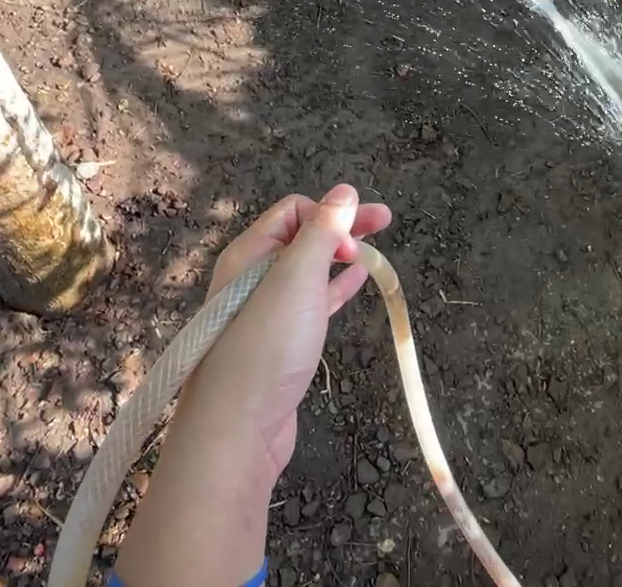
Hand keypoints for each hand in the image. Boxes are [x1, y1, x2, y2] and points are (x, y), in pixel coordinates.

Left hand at [175, 184, 391, 485]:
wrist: (236, 431)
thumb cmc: (267, 345)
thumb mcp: (297, 277)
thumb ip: (322, 231)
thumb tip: (345, 191)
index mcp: (250, 253)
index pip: (293, 210)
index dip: (328, 213)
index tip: (357, 236)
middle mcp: (253, 275)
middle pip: (304, 236)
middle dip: (344, 226)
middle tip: (385, 221)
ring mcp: (265, 310)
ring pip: (310, 268)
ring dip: (341, 254)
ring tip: (375, 251)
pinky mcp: (280, 340)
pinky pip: (312, 300)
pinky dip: (336, 285)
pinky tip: (358, 280)